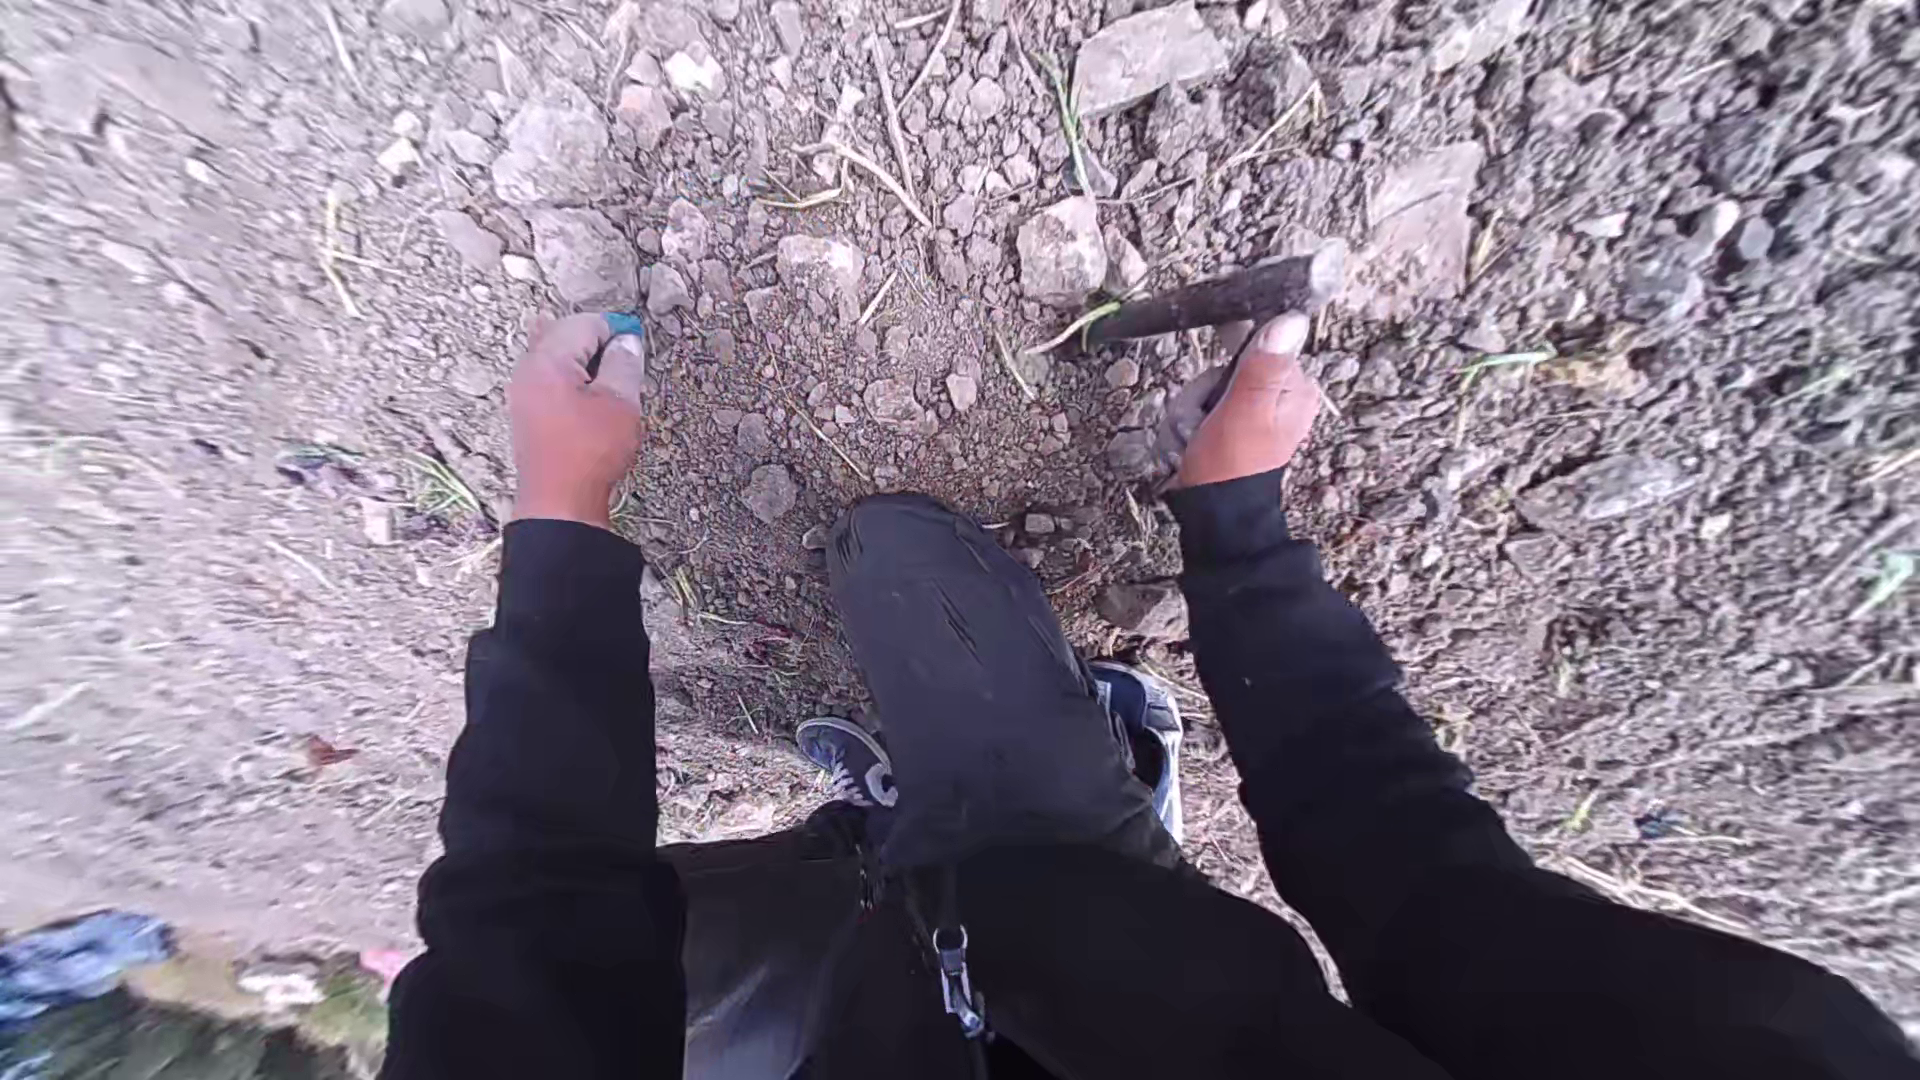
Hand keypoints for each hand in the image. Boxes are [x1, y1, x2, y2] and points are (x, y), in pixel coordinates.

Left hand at [507, 313, 645, 528]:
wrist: (561, 499)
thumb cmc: (592, 451)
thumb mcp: (620, 404)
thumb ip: (624, 365)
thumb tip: (627, 342)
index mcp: (548, 361)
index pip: (584, 325)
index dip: (616, 330)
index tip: (639, 345)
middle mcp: (528, 370)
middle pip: (565, 336)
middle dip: (599, 343)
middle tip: (629, 364)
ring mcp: (525, 392)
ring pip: (558, 359)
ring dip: (589, 363)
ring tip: (616, 383)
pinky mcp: (530, 413)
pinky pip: (553, 381)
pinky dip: (576, 380)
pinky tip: (594, 396)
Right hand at [1170, 313, 1320, 489]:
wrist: (1212, 513)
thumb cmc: (1230, 467)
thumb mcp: (1246, 410)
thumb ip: (1263, 366)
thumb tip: (1289, 320)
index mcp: (1290, 389)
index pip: (1252, 349)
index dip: (1224, 369)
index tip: (1217, 395)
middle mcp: (1271, 399)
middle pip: (1218, 372)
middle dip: (1198, 399)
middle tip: (1203, 425)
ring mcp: (1245, 415)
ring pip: (1198, 393)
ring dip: (1186, 417)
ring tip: (1194, 441)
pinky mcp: (1222, 430)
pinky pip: (1191, 413)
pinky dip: (1184, 431)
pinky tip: (1189, 447)